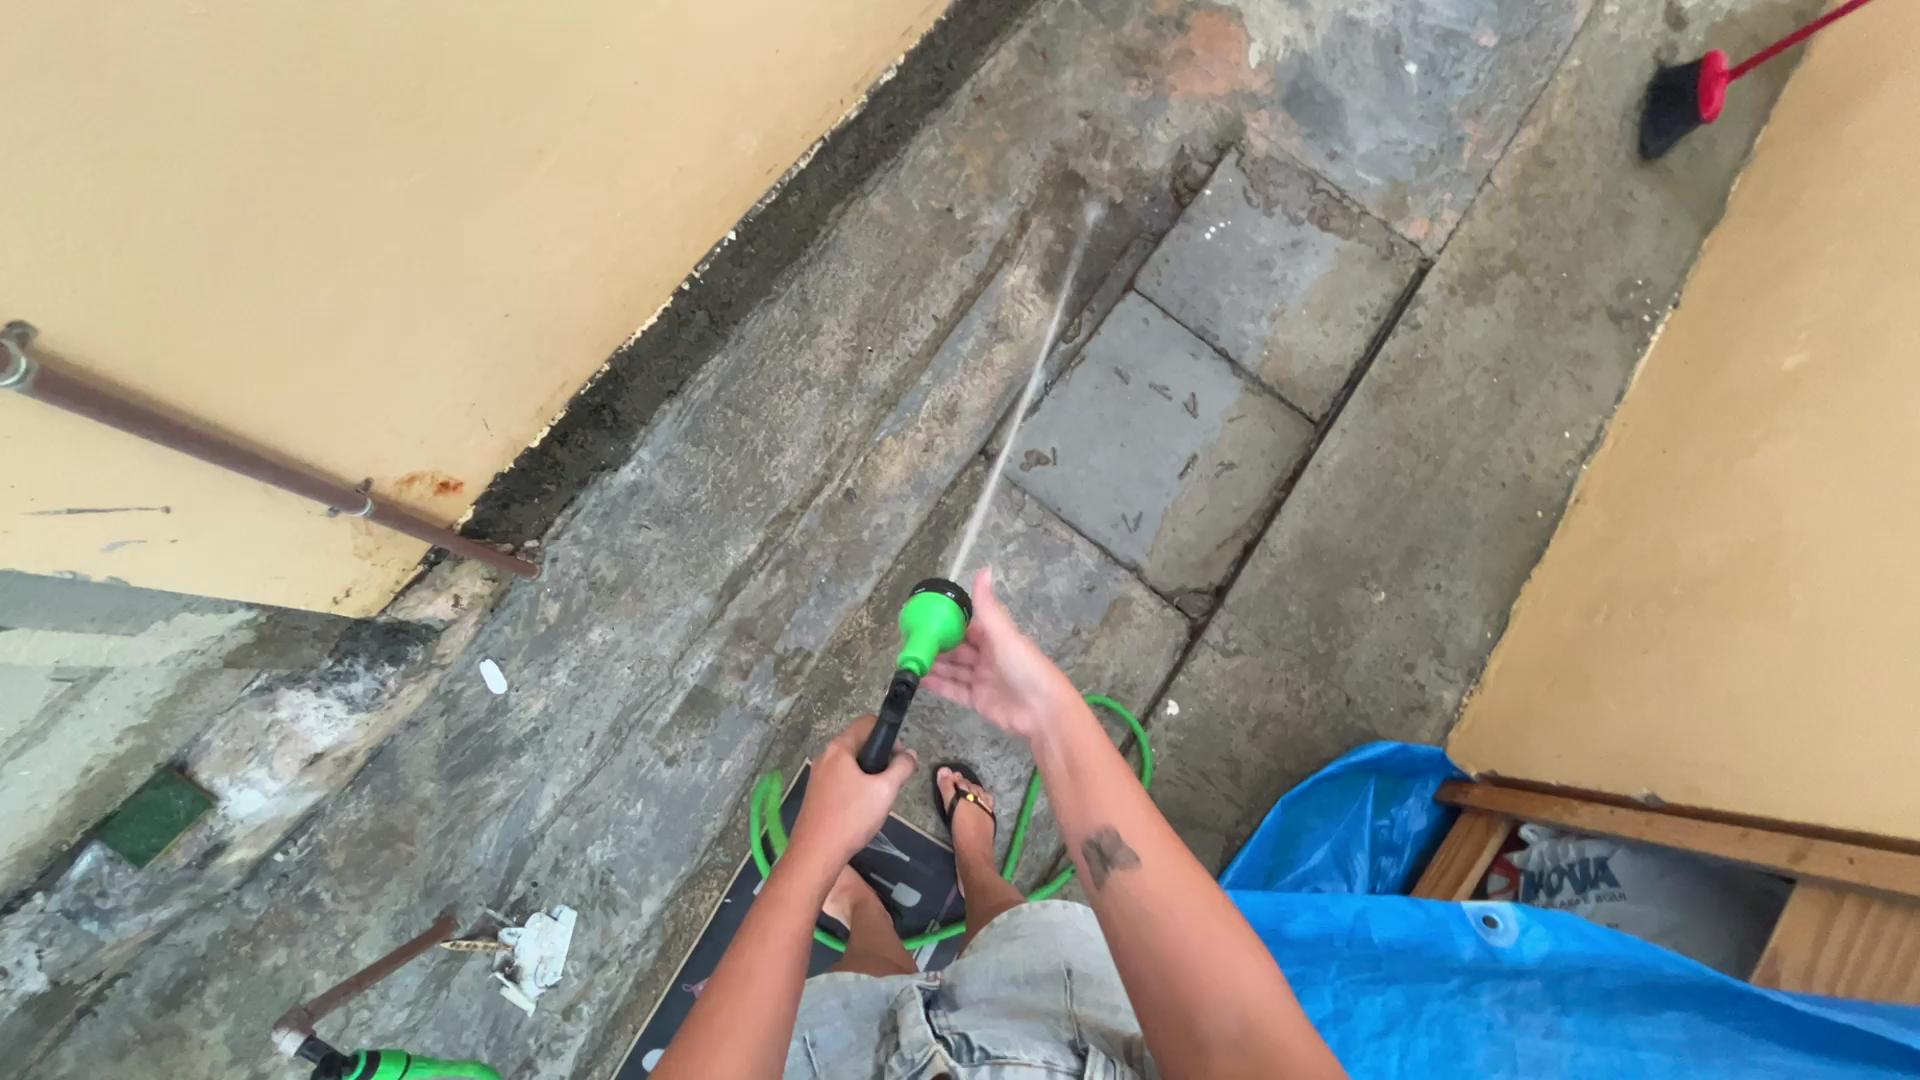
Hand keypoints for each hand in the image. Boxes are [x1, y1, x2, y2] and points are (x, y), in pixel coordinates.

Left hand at [789, 714, 917, 865]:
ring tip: (879, 796)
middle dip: (879, 756)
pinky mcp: (815, 794)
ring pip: (849, 764)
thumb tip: (910, 753)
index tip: (899, 756)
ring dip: (868, 773)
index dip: (888, 733)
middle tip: (892, 779)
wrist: (816, 854)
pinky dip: (855, 785)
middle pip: (858, 743)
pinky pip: (840, 779)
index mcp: (839, 748)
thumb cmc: (851, 817)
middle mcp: (825, 756)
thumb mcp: (885, 791)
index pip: (866, 722)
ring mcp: (817, 776)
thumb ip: (901, 767)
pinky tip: (862, 808)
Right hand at [922, 567, 1082, 742]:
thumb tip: (984, 569)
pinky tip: (919, 681)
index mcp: (995, 637)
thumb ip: (988, 606)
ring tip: (909, 661)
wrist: (1042, 710)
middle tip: (910, 643)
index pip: (966, 627)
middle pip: (957, 649)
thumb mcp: (1004, 633)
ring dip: (933, 665)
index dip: (947, 624)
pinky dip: (938, 685)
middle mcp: (988, 656)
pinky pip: (954, 690)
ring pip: (953, 669)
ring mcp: (983, 679)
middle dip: (936, 646)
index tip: (924, 620)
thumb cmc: (1026, 667)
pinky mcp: (978, 700)